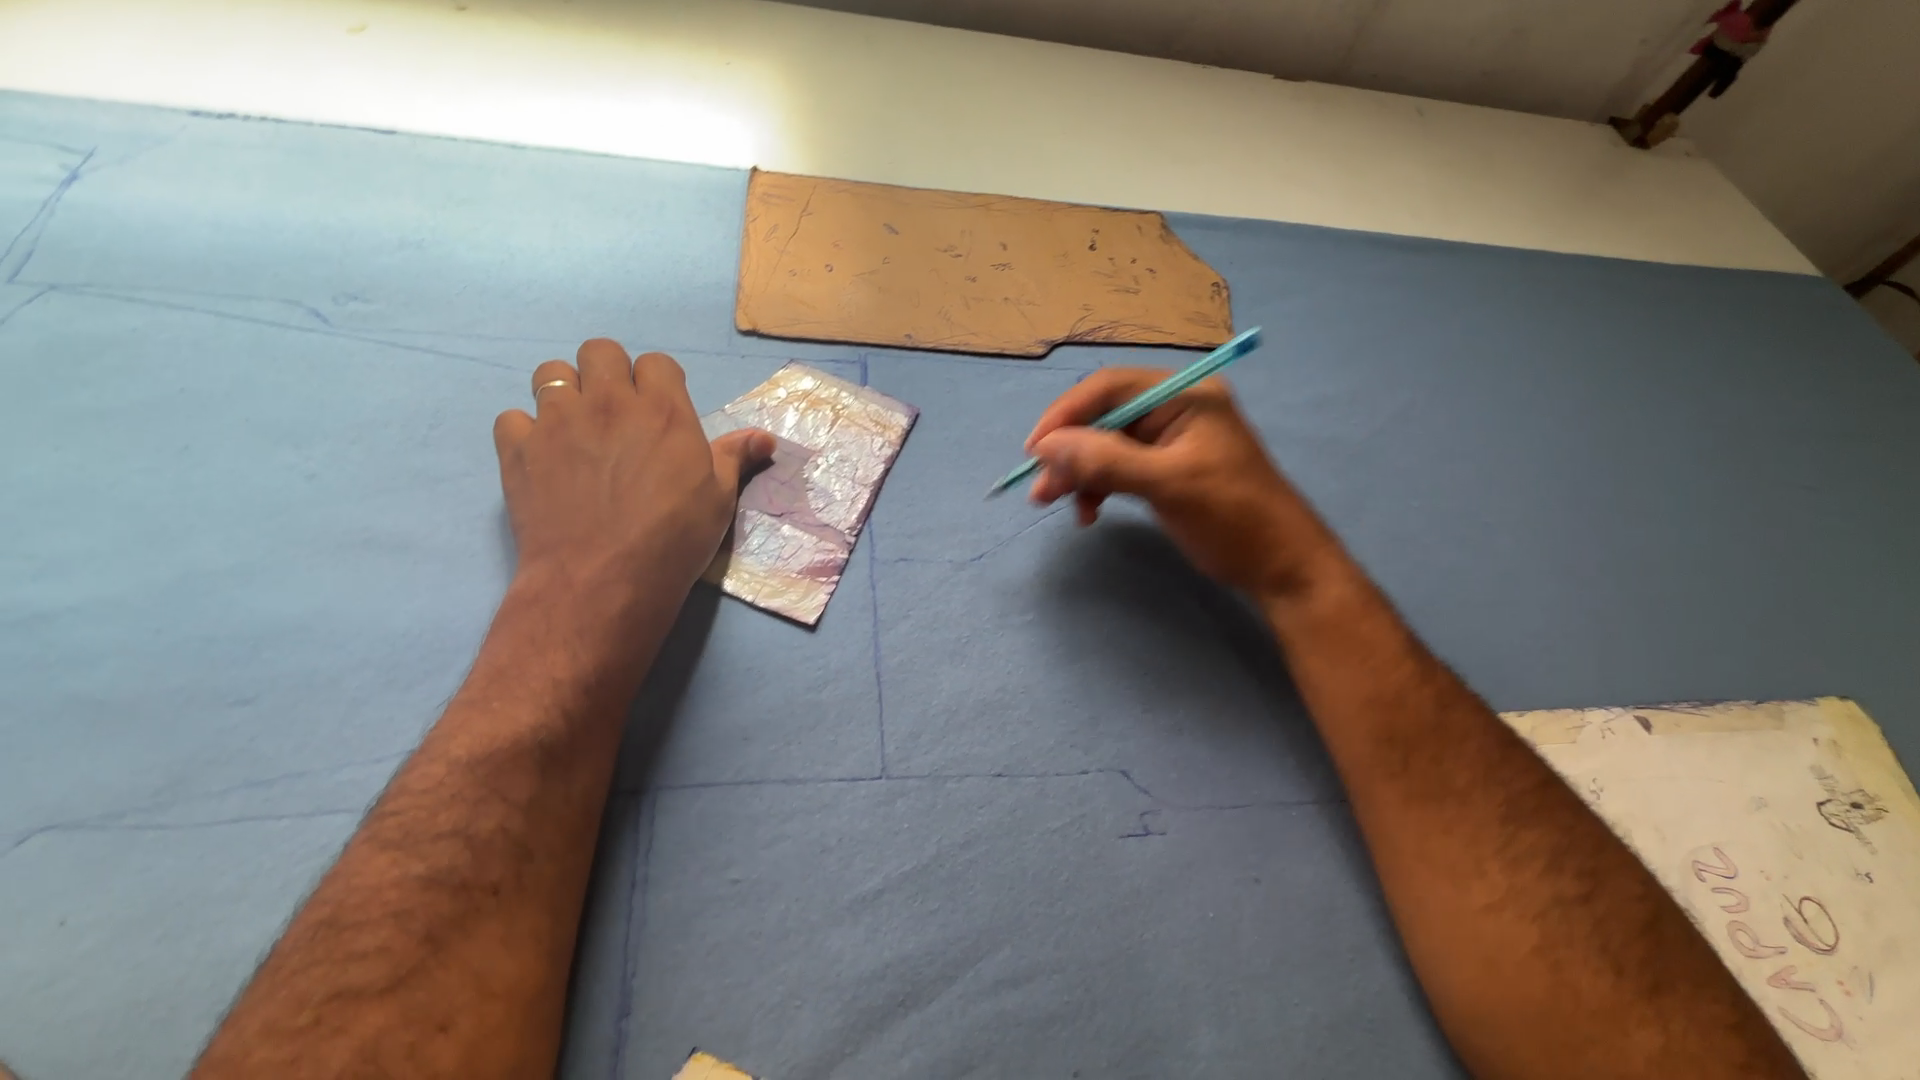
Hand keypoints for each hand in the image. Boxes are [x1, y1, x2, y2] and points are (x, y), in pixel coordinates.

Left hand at [492, 339, 771, 606]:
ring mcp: (557, 422)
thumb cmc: (673, 538)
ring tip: (574, 427)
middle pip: (600, 351)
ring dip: (564, 392)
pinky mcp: (519, 449)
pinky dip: (526, 432)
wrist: (603, 579)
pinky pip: (512, 417)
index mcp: (662, 410)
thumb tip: (765, 438)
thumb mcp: (718, 499)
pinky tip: (541, 457)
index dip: (659, 382)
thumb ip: (734, 458)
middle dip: (608, 372)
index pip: (657, 363)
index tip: (661, 411)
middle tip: (616, 412)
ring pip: (551, 372)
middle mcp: (608, 402)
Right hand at [1026, 368, 1339, 598]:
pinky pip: (1119, 468)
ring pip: (1106, 446)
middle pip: (1104, 417)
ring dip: (1079, 473)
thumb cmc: (1233, 518)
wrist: (1283, 567)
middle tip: (1042, 491)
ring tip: (1058, 505)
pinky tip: (1089, 512)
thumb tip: (1045, 446)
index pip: (1109, 388)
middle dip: (1069, 452)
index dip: (1066, 415)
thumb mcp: (1167, 485)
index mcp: (1184, 396)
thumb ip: (1105, 460)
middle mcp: (1176, 409)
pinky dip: (1098, 487)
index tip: (1035, 451)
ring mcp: (1171, 441)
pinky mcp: (1167, 470)